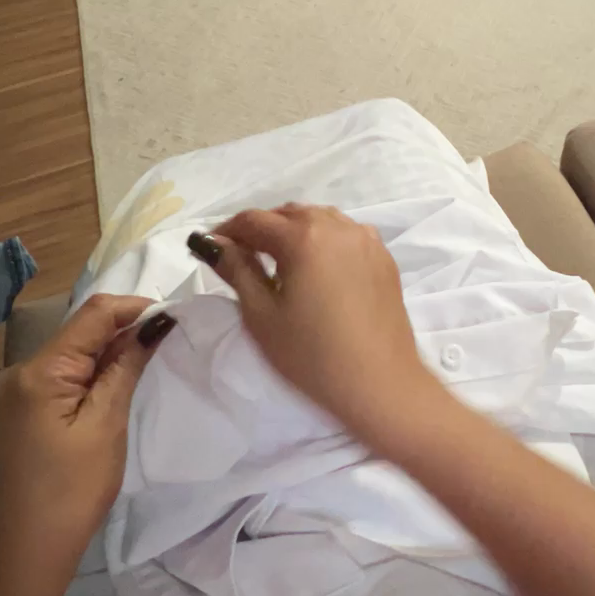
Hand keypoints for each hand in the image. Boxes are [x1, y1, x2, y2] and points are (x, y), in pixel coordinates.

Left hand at [0, 294, 174, 595]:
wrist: (23, 557)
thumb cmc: (71, 493)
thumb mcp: (107, 425)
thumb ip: (126, 367)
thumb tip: (155, 323)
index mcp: (37, 371)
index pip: (94, 314)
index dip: (136, 308)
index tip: (176, 318)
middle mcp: (17, 371)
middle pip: (80, 329)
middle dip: (125, 328)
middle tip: (168, 341)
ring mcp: (12, 392)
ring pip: (72, 351)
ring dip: (110, 350)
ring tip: (148, 362)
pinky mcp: (17, 411)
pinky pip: (60, 374)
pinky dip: (91, 371)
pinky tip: (115, 384)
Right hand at [195, 205, 445, 442]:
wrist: (379, 382)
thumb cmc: (312, 355)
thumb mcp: (262, 315)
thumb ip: (237, 270)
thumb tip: (216, 244)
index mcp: (304, 237)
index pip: (254, 220)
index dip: (227, 231)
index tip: (211, 247)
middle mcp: (337, 227)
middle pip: (288, 214)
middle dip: (261, 229)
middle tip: (242, 256)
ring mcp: (366, 239)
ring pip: (320, 219)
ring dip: (294, 230)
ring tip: (278, 261)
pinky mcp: (383, 257)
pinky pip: (346, 234)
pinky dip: (325, 240)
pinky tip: (318, 267)